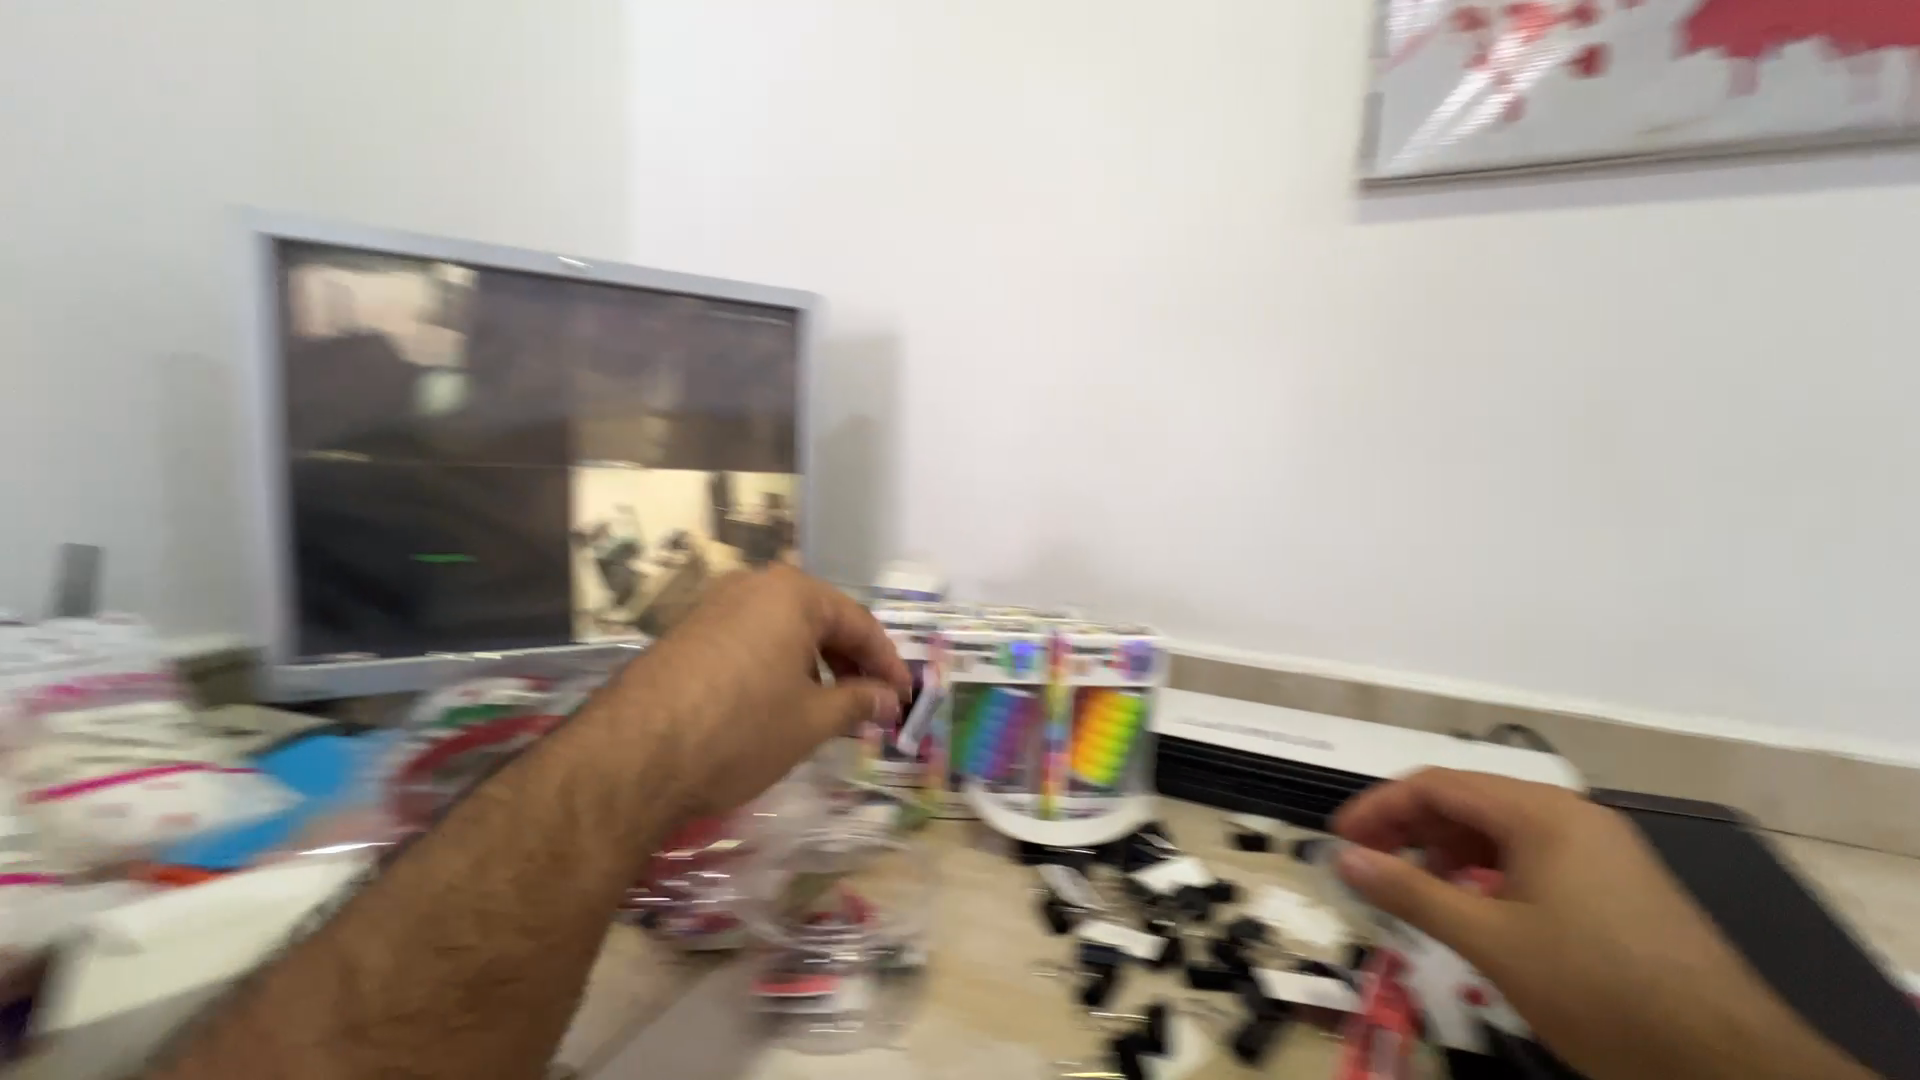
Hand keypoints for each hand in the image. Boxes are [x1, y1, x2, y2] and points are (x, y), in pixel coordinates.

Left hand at [612, 566, 911, 816]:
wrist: (632, 756)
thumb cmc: (741, 729)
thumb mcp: (812, 720)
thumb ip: (859, 702)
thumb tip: (889, 699)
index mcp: (793, 593)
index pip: (859, 623)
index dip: (887, 663)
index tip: (903, 698)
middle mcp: (753, 585)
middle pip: (820, 620)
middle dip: (850, 663)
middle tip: (871, 704)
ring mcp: (714, 605)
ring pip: (783, 630)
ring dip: (813, 666)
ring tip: (828, 709)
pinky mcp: (687, 631)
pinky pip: (750, 640)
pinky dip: (776, 666)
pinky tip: (778, 703)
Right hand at [1331, 769, 1875, 1079]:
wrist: (1734, 1067)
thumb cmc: (1598, 990)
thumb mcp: (1490, 942)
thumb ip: (1410, 892)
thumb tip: (1345, 859)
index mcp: (1542, 813)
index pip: (1437, 785)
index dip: (1380, 807)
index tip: (1340, 840)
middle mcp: (1573, 816)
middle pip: (1468, 801)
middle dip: (1410, 827)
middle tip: (1368, 863)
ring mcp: (1603, 849)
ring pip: (1501, 830)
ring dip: (1447, 851)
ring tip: (1417, 889)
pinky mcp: (1620, 884)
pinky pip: (1535, 856)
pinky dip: (1489, 872)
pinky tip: (1477, 907)